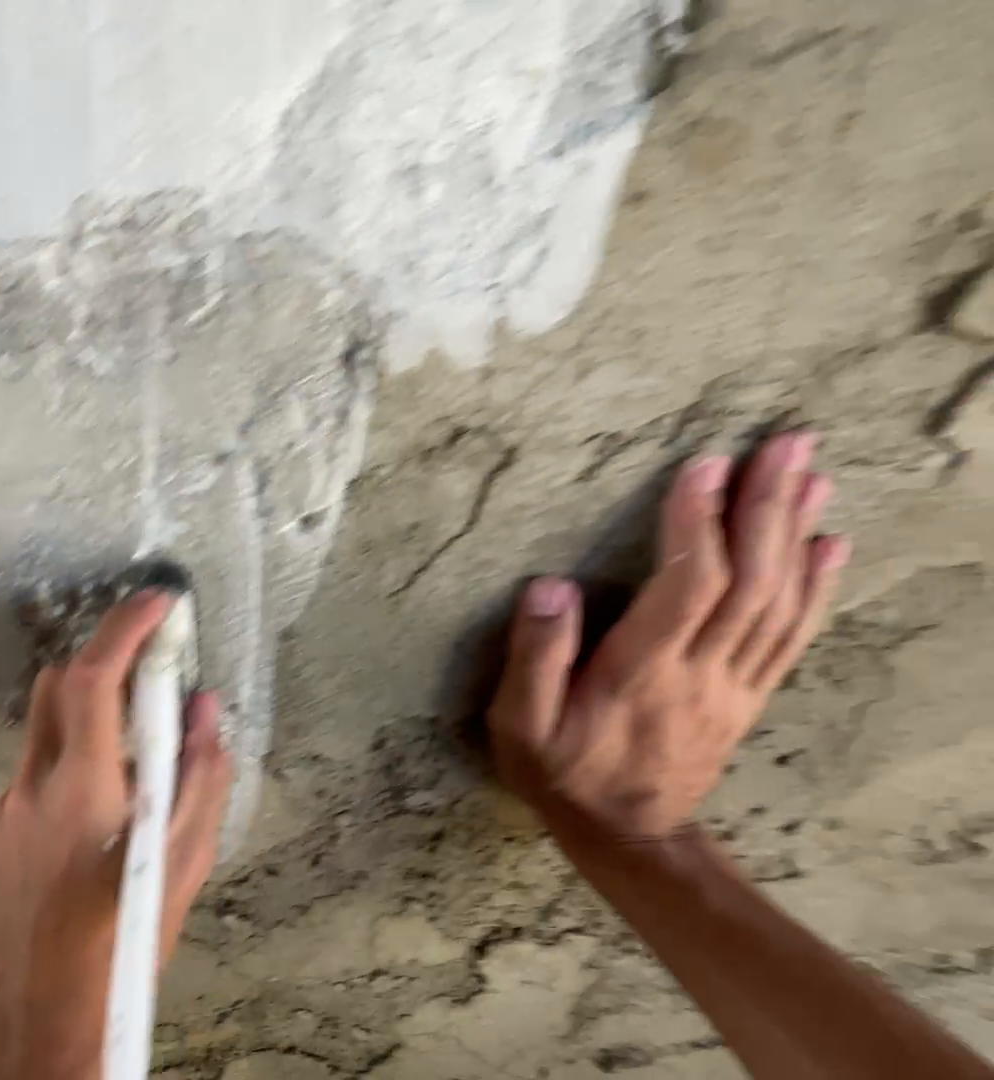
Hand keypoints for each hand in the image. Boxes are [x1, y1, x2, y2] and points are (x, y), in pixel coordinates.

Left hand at [0, 589, 232, 1079]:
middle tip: (149, 685)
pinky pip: (33, 763)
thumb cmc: (122, 938)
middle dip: (103, 665)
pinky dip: (68, 758)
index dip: (124, 629)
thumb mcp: (183, 865)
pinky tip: (92, 811)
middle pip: (58, 684)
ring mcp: (6, 799)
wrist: (43, 1003)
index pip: (94, 680)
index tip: (157, 602)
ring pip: (44, 722)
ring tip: (129, 762)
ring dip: (87, 714)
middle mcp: (33, 781)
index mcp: (83, 788)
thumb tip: (205, 708)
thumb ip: (200, 777)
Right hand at [489, 432, 848, 842]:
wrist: (625, 836)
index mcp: (642, 671)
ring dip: (798, 534)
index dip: (697, 524)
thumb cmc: (559, 773)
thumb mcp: (519, 723)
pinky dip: (817, 585)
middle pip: (748, 581)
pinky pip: (792, 634)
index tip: (703, 466)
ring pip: (780, 601)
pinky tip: (829, 545)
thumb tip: (549, 587)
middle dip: (766, 507)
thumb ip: (536, 656)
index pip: (685, 586)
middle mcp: (701, 672)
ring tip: (812, 476)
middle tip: (786, 444)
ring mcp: (733, 685)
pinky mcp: (746, 695)